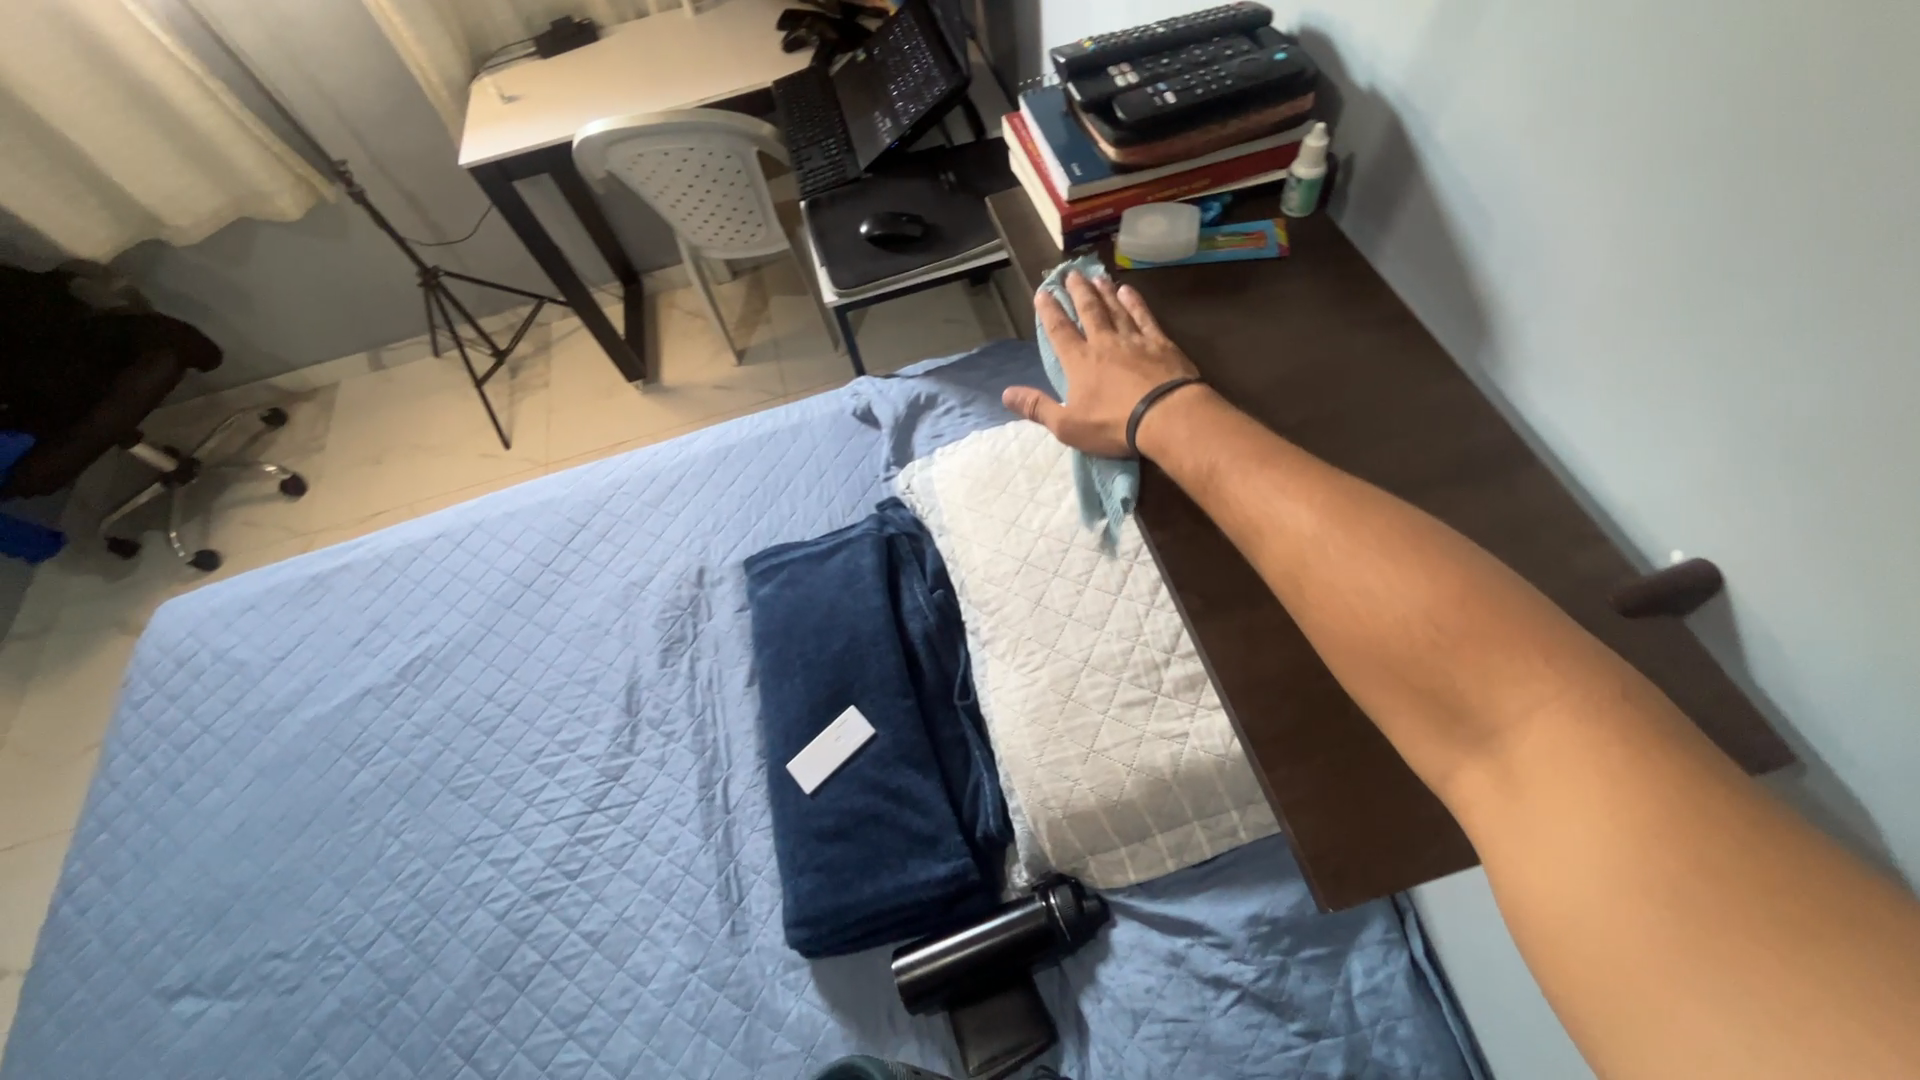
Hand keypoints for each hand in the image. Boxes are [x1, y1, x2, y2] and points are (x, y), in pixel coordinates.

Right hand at [1003, 271, 1199, 458]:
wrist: (1166, 415)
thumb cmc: (1112, 424)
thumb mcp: (1067, 425)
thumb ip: (1037, 407)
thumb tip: (1006, 394)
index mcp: (1079, 362)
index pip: (1059, 331)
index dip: (1049, 311)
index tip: (1043, 293)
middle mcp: (1104, 342)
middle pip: (1089, 311)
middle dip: (1078, 292)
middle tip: (1071, 273)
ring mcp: (1134, 340)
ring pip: (1115, 309)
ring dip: (1104, 292)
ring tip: (1097, 277)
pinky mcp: (1160, 343)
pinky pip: (1144, 316)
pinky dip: (1135, 302)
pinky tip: (1129, 291)